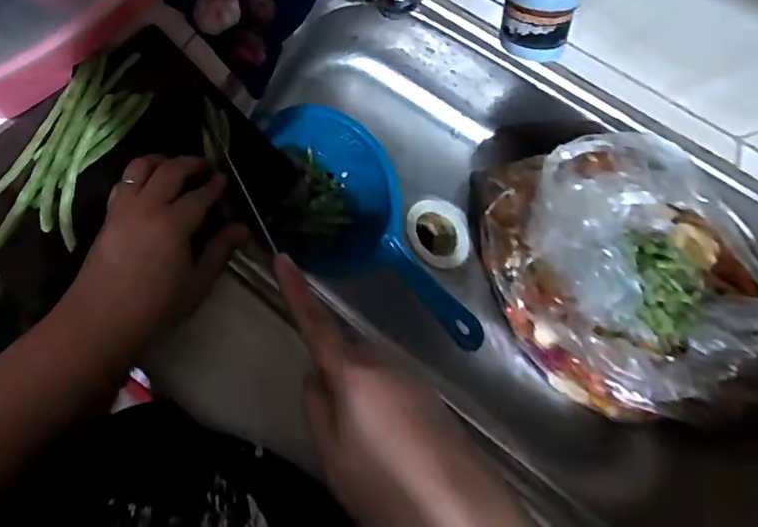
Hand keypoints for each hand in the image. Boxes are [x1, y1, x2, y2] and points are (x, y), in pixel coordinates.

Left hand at [55, 155, 251, 358]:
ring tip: (173, 164)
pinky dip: (137, 173)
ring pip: (140, 166)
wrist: (104, 312)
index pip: (199, 195)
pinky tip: (146, 182)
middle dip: (190, 163)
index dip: (214, 185)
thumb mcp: (196, 283)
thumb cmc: (156, 304)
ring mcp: (124, 205)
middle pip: (170, 170)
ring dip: (160, 160)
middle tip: (205, 164)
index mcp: (173, 223)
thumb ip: (219, 251)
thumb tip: (241, 228)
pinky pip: (124, 180)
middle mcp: (147, 205)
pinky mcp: (109, 211)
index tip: (224, 178)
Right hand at [276, 255, 530, 526]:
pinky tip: (397, 449)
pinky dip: (386, 408)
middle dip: (333, 368)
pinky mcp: (437, 405)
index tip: (283, 256)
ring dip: (362, 391)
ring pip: (371, 372)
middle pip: (345, 352)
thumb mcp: (332, 455)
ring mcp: (415, 382)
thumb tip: (317, 377)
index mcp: (351, 371)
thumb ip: (316, 406)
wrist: (474, 526)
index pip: (314, 321)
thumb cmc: (389, 487)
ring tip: (369, 443)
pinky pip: (395, 391)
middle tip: (335, 416)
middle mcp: (383, 364)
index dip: (295, 290)